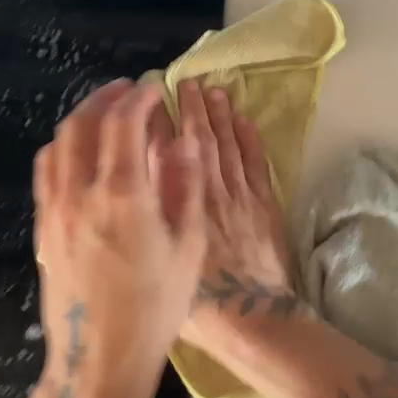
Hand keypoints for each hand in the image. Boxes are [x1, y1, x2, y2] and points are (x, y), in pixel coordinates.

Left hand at [33, 79, 206, 397]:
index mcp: (122, 195)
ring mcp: (55, 210)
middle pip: (82, 124)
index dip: (141, 98)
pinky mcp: (43, 228)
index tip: (158, 89)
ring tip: (106, 113)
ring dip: (82, 118)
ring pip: (58, 143)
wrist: (100, 358)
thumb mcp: (189, 246)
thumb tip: (185, 140)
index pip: (123, 124)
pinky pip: (46, 171)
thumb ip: (187, 186)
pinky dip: (64, 146)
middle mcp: (80, 193)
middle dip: (106, 98)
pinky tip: (81, 151)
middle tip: (130, 90)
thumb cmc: (155, 305)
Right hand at [173, 80, 304, 356]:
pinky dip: (250, 139)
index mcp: (178, 209)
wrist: (248, 316)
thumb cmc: (196, 304)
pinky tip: (243, 119)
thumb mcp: (158, 262)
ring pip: (228, 146)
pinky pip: (257, 163)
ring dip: (220, 116)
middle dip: (192, 108)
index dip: (160, 124)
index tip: (153, 99)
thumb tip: (133, 192)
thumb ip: (148, 223)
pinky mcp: (264, 205)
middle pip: (200, 141)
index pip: (166, 155)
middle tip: (186, 81)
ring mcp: (239, 197)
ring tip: (213, 89)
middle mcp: (208, 194)